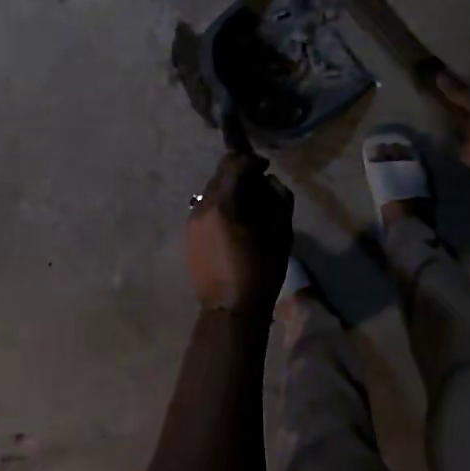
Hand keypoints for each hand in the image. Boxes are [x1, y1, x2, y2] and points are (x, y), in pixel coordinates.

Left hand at [185, 152, 294, 315]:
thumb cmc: (259, 273)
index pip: (233, 166)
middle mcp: (201, 207)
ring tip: (249, 203)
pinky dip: (221, 204)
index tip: (265, 166)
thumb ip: (278, 201)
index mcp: (222, 205)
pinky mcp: (190, 235)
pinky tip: (235, 220)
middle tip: (259, 181)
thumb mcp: (279, 235)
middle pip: (218, 175)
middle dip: (239, 172)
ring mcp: (192, 221)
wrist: (229, 310)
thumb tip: (270, 182)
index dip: (251, 161)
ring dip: (229, 189)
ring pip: (210, 191)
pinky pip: (206, 208)